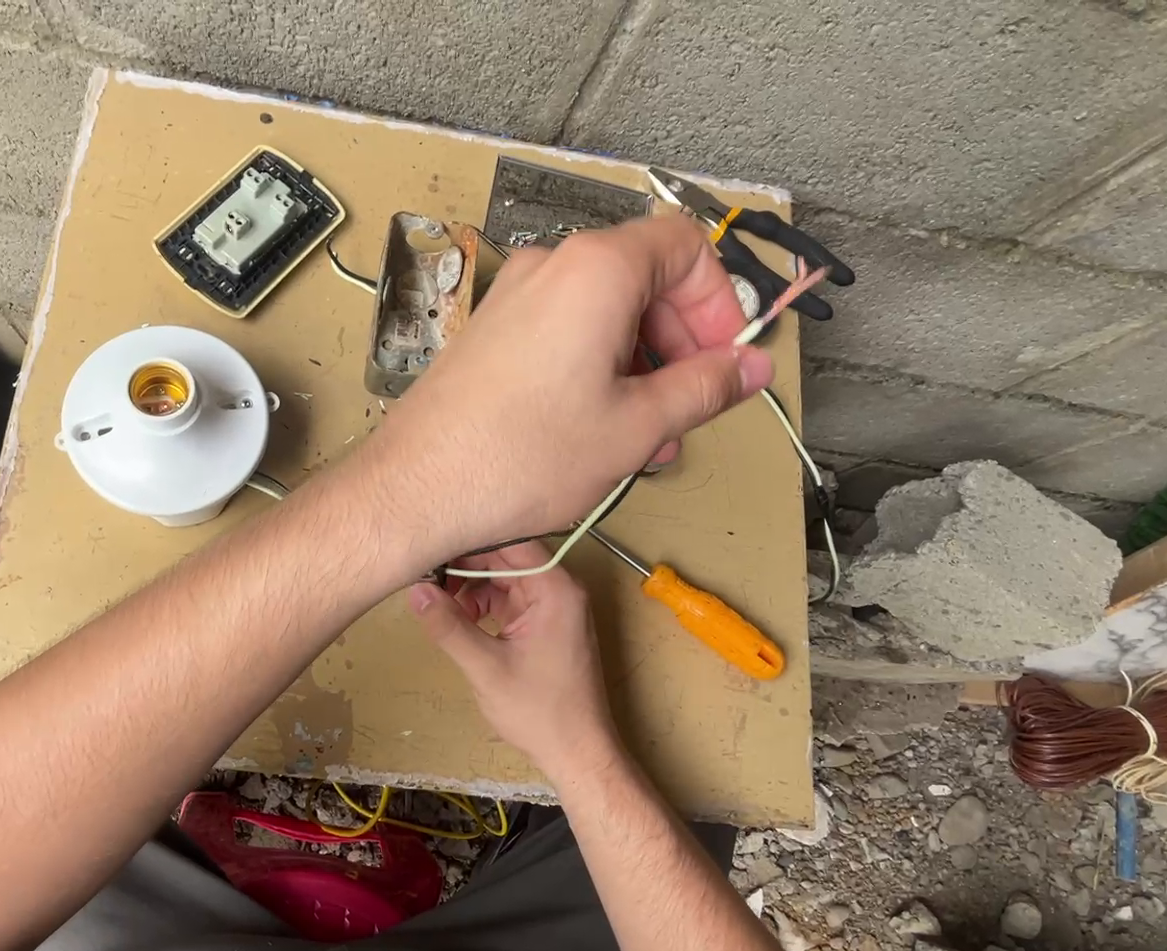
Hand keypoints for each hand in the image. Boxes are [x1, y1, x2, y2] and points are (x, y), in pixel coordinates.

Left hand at [347, 214, 768, 561]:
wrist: (416, 489)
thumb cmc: (522, 458)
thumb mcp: (635, 427)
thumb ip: (704, 388)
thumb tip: (751, 367)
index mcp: (595, 270)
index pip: (686, 246)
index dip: (718, 301)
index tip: (723, 360)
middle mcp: (548, 269)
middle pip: (643, 280)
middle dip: (677, 343)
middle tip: (687, 407)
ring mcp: (510, 300)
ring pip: (600, 315)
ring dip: (636, 367)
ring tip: (644, 436)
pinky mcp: (487, 335)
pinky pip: (559, 335)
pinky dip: (592, 370)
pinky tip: (596, 430)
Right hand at [408, 542, 621, 775]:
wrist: (576, 752)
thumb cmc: (539, 711)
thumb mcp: (486, 667)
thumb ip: (449, 626)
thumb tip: (414, 590)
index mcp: (555, 588)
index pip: (510, 542)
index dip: (470, 539)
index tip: (432, 546)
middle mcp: (558, 588)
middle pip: (506, 557)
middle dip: (466, 564)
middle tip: (426, 574)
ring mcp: (553, 607)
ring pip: (504, 577)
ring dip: (471, 586)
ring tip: (439, 602)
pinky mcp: (544, 625)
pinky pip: (509, 599)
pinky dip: (482, 604)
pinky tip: (461, 620)